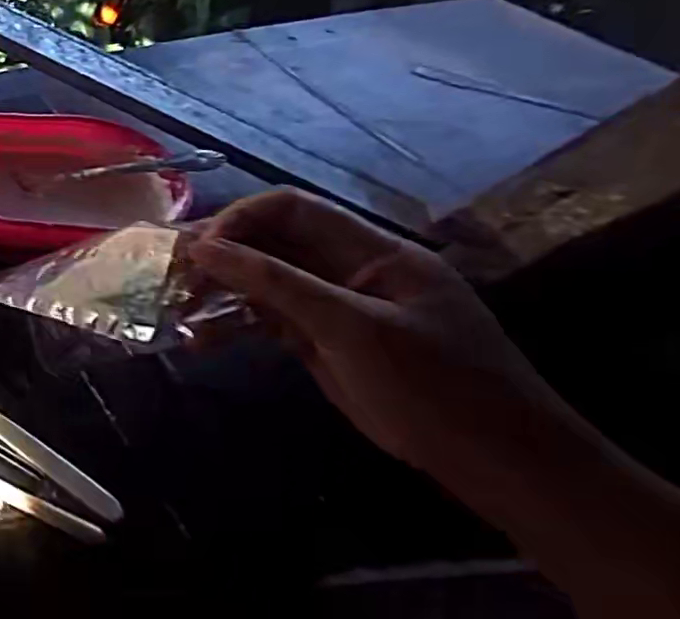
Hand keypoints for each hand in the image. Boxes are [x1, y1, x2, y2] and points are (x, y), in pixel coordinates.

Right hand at [187, 189, 679, 618]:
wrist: (506, 471)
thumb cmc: (440, 389)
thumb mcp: (354, 328)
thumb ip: (275, 282)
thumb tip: (201, 246)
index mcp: (372, 250)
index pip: (290, 208)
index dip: (240, 218)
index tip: (201, 249)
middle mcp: (346, 268)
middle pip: (267, 240)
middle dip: (218, 253)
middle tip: (173, 276)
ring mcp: (331, 304)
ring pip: (258, 279)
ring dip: (217, 289)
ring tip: (177, 307)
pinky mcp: (319, 339)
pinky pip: (263, 317)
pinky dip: (230, 324)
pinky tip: (200, 340)